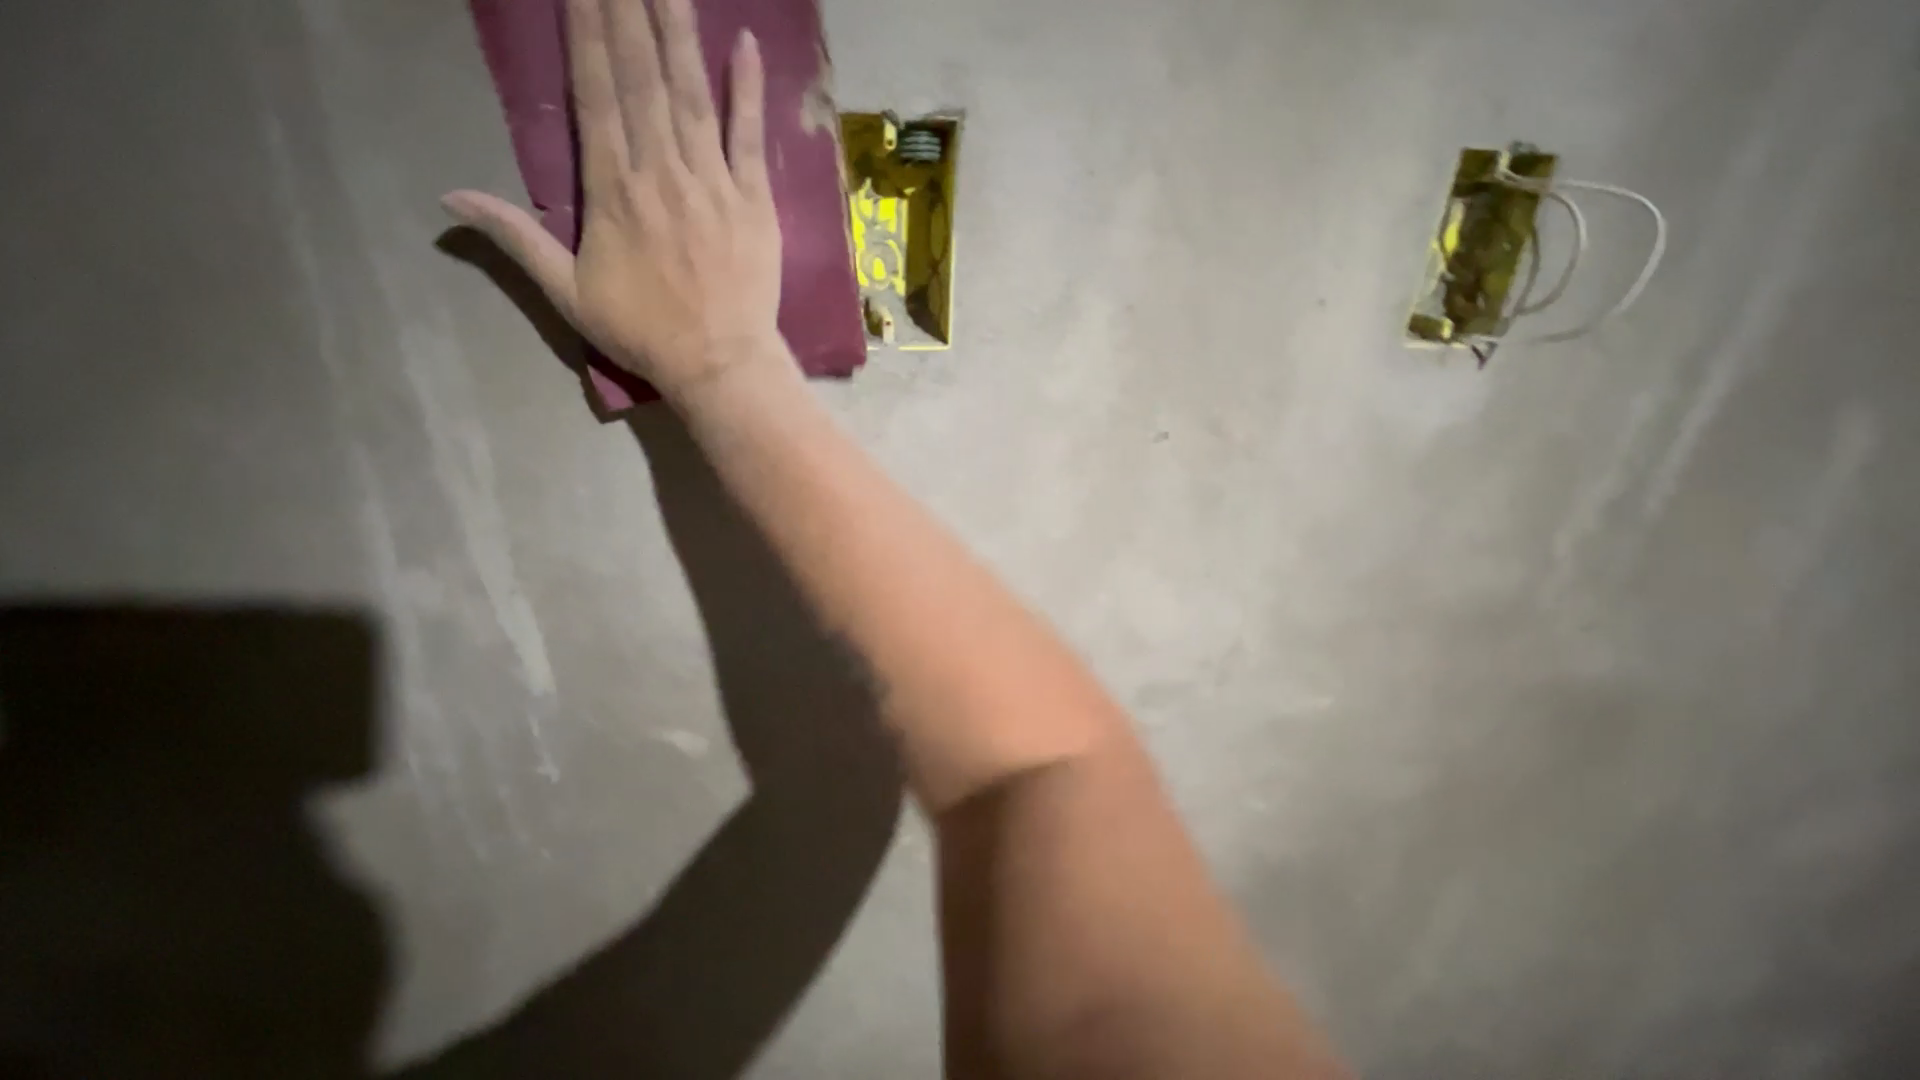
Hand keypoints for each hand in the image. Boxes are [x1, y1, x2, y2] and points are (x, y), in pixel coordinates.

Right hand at [443, 0, 781, 397]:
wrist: (720, 364)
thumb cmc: (644, 333)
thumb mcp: (567, 294)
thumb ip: (516, 239)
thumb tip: (449, 198)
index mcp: (612, 190)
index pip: (596, 94)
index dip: (587, 32)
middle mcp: (661, 172)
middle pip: (641, 78)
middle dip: (628, 12)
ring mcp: (712, 183)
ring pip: (692, 94)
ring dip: (678, 31)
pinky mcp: (755, 201)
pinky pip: (750, 136)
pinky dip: (747, 90)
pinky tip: (743, 42)